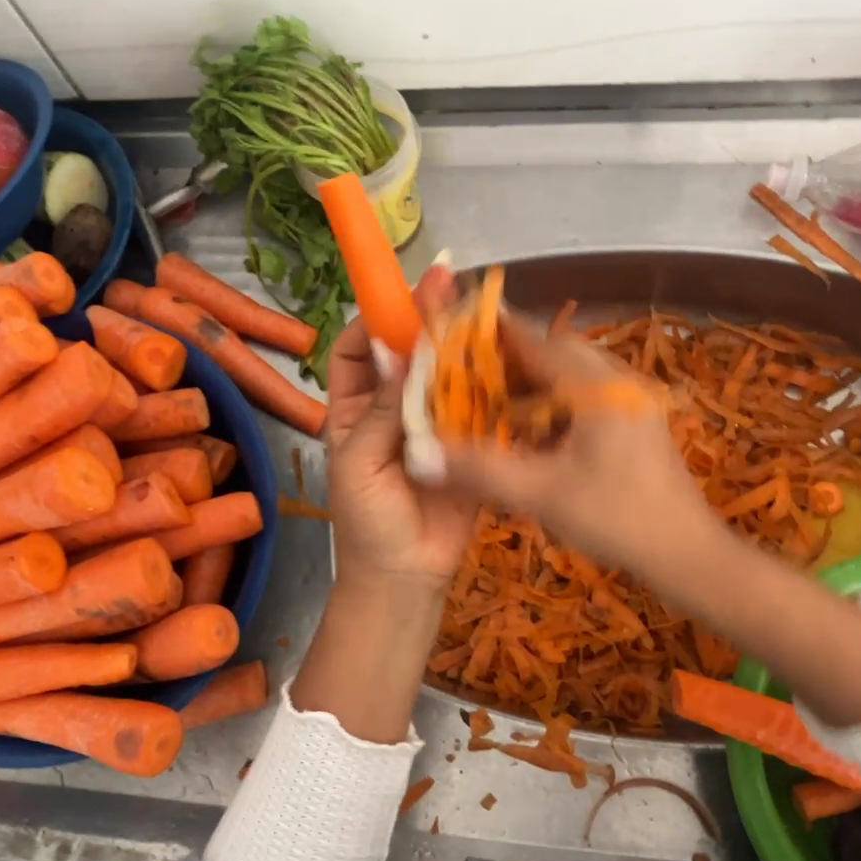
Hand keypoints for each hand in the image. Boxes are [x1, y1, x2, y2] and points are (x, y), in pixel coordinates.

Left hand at [322, 310, 477, 599]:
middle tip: (448, 283)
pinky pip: (479, 406)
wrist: (406, 577)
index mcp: (354, 409)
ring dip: (461, 344)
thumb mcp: (360, 463)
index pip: (359, 351)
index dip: (376, 321)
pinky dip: (491, 382)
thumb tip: (400, 351)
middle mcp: (394, 408)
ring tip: (481, 311)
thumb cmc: (368, 522)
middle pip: (409, 354)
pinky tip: (505, 356)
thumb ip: (382, 410)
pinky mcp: (468, 442)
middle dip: (425, 320)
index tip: (400, 297)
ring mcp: (434, 423)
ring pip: (446, 373)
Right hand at [439, 323, 718, 573]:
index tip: (446, 334)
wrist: (685, 552)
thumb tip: (418, 454)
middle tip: (458, 377)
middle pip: (549, 351)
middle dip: (503, 361)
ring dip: (527, 383)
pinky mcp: (633, 420)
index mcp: (594, 384)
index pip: (531, 339)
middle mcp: (614, 379)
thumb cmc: (616, 517)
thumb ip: (478, 470)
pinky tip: (527, 432)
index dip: (487, 333)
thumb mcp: (540, 494)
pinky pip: (582, 395)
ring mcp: (629, 398)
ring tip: (485, 403)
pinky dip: (549, 403)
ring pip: (567, 373)